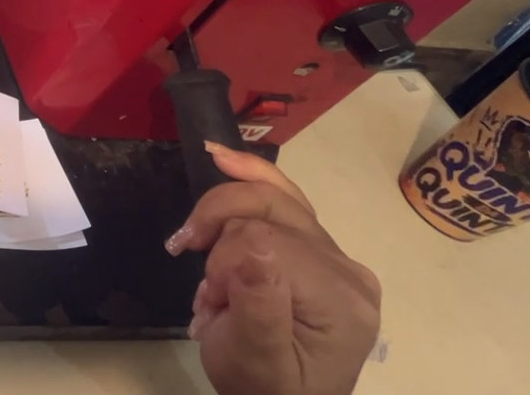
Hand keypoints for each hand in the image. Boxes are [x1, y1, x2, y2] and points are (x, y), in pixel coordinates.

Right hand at [166, 143, 380, 394]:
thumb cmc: (263, 389)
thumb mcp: (255, 358)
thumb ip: (259, 303)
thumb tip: (251, 242)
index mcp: (340, 298)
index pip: (265, 241)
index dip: (223, 258)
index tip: (205, 295)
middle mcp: (346, 270)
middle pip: (269, 208)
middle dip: (216, 225)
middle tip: (183, 249)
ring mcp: (336, 258)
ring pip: (270, 196)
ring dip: (220, 215)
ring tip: (194, 241)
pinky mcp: (319, 252)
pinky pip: (283, 199)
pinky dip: (247, 176)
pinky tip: (219, 157)